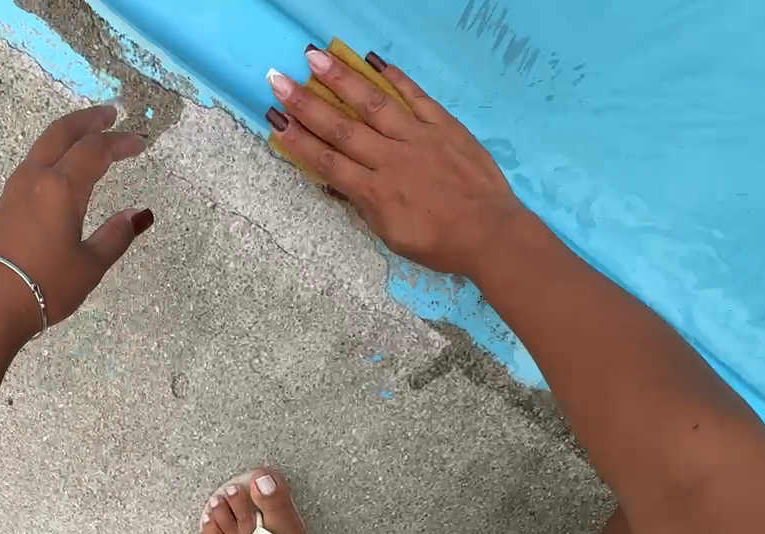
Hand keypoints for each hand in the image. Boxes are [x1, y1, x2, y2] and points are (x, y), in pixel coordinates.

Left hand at [0, 104, 154, 340]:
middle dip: (89, 120)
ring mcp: (15, 190)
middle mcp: (36, 179)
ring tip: (87, 136)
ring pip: (43, 146)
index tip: (139, 142)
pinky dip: (53, 155)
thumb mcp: (90, 265)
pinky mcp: (5, 205)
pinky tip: (62, 169)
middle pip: (62, 133)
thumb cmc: (47, 286)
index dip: (120, 143)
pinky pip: (33, 165)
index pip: (95, 151)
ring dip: (67, 135)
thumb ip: (116, 236)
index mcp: (61, 188)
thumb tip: (138, 215)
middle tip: (111, 114)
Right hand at [266, 49, 533, 280]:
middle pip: (341, 128)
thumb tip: (341, 185)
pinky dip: (393, 77)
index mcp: (375, 193)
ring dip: (341, 79)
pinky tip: (373, 61)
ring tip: (316, 57)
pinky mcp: (442, 125)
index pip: (328, 163)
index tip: (275, 121)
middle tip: (279, 80)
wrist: (489, 233)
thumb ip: (367, 207)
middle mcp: (390, 159)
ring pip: (372, 104)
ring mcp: (417, 138)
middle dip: (306, 104)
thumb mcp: (393, 237)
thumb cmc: (439, 245)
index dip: (299, 143)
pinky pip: (414, 96)